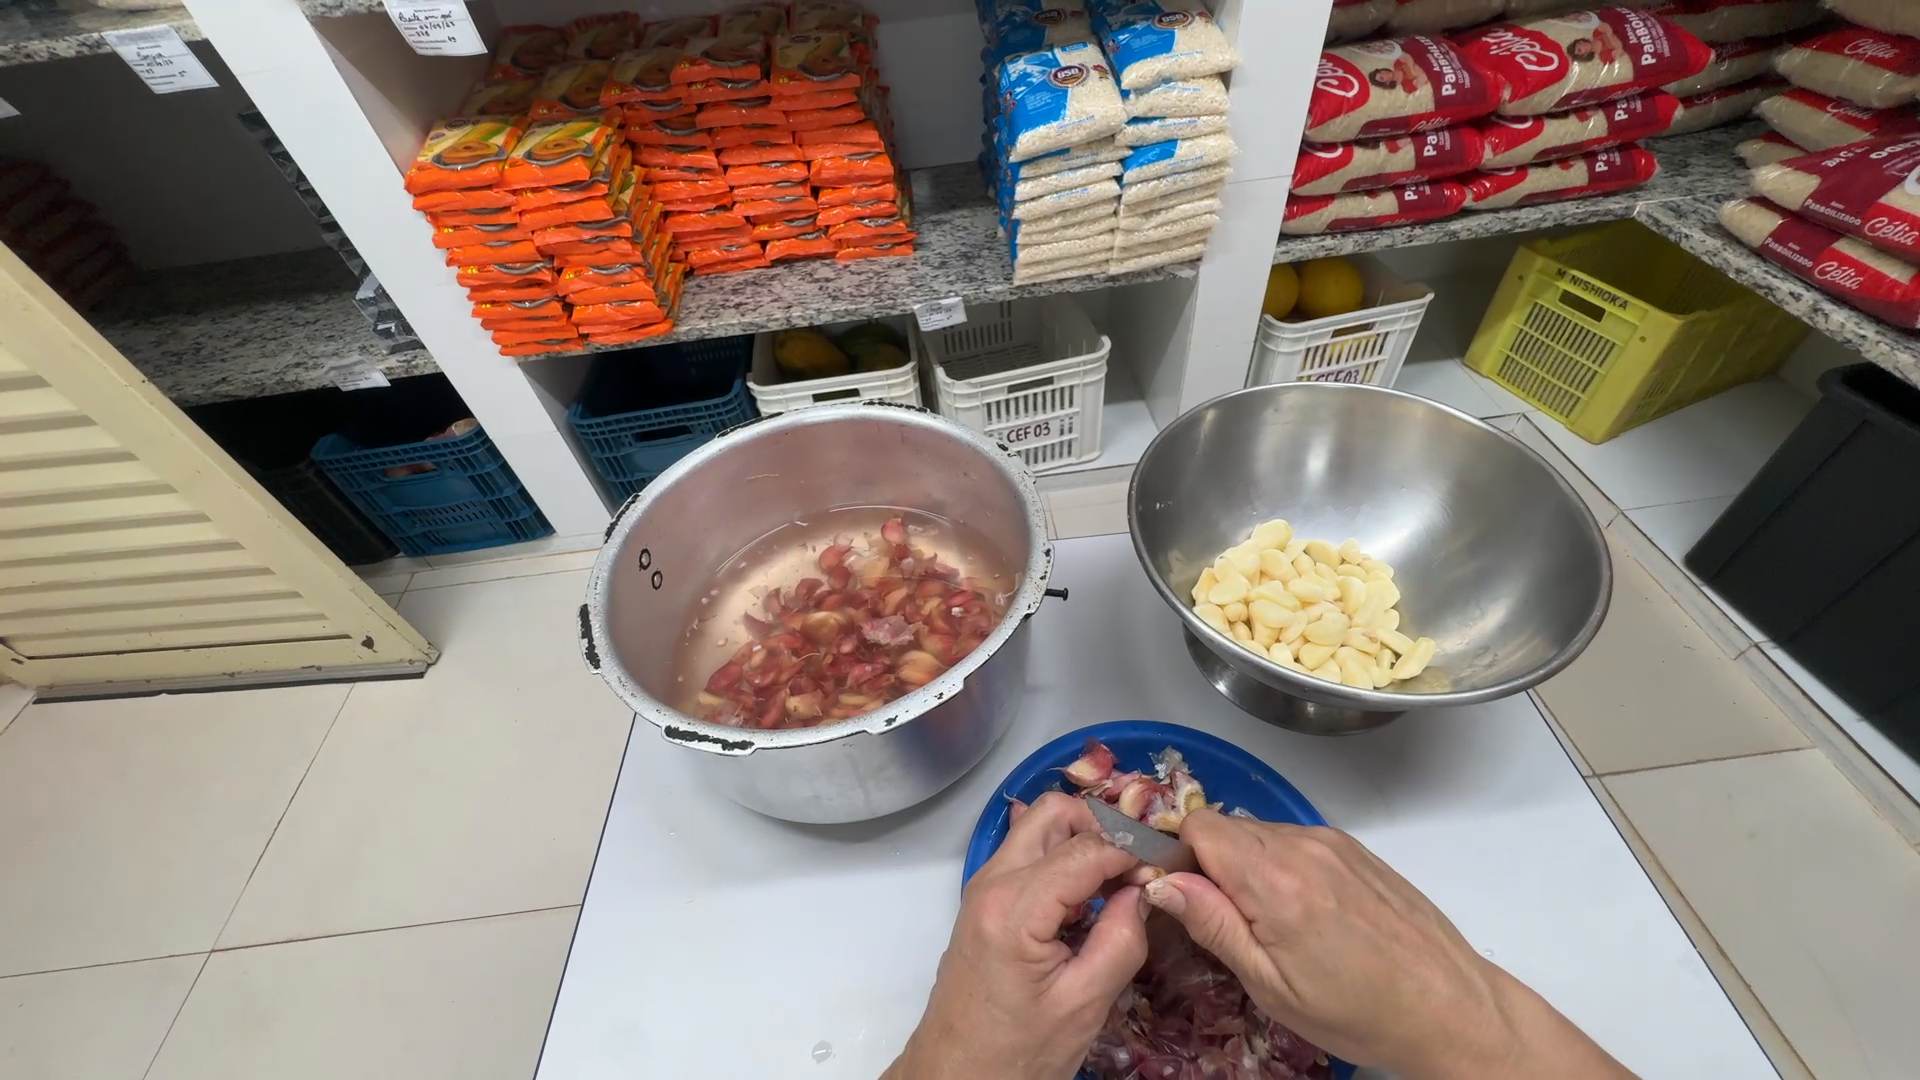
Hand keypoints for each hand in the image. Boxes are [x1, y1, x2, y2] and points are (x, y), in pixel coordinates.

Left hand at [885, 792, 1149, 1079]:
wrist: (955, 1076)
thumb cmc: (1017, 1052)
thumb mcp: (1083, 1005)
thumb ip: (1121, 940)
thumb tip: (1145, 889)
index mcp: (1015, 906)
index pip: (1085, 848)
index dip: (1131, 851)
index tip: (1163, 869)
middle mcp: (993, 879)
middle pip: (1053, 813)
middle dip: (1100, 827)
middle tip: (1135, 866)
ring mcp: (985, 883)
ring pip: (1039, 825)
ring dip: (1081, 838)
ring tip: (1117, 881)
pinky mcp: (986, 895)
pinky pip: (1029, 851)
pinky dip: (1063, 856)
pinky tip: (1089, 896)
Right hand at [1143, 810, 1634, 1079]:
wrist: (1457, 1012)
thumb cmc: (1358, 1013)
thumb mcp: (1271, 987)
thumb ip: (1212, 924)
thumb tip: (1161, 882)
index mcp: (1274, 879)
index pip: (1198, 827)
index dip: (1181, 857)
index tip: (1189, 897)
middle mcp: (1300, 843)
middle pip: (1224, 826)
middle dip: (1211, 862)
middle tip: (1231, 917)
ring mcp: (1329, 840)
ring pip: (1257, 830)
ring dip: (1247, 862)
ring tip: (1274, 919)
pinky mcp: (1351, 844)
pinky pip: (1292, 837)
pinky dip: (1280, 861)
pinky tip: (1307, 908)